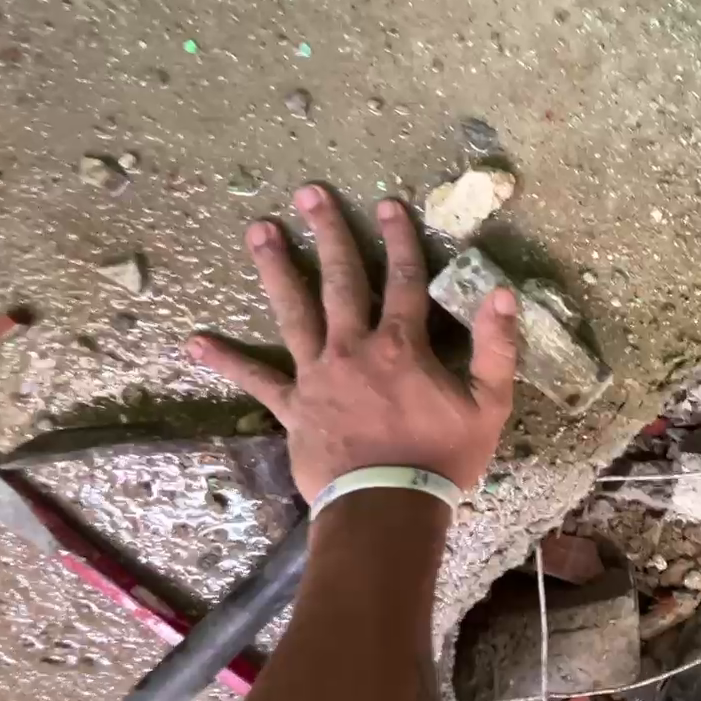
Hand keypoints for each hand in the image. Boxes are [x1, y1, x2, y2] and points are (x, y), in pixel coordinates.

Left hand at [187, 185, 519, 500]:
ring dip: (277, 271)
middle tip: (309, 195)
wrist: (389, 504)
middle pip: (342, 283)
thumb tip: (503, 294)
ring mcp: (317, 376)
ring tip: (257, 231)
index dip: (400, 241)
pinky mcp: (293, 407)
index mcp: (403, 346)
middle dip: (330, 236)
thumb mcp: (489, 403)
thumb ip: (497, 347)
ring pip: (294, 313)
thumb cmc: (444, 454)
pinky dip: (228, 362)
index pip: (405, 281)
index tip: (388, 205)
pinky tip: (196, 343)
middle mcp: (354, 349)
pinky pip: (257, 381)